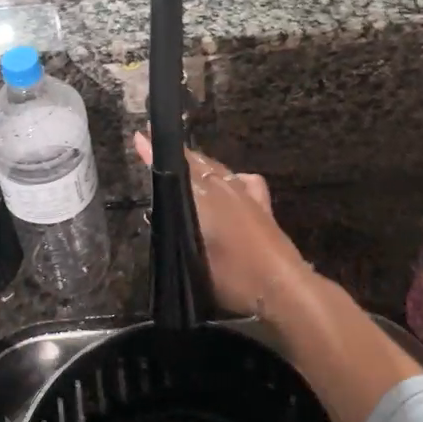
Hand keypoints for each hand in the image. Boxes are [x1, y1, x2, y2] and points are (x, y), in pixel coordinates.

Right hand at [132, 131, 312, 317]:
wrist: (282, 285)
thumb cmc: (234, 275)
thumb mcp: (194, 260)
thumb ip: (177, 234)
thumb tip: (159, 215)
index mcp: (204, 196)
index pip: (175, 167)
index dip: (155, 151)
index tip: (140, 136)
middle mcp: (223, 187)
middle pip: (196, 162)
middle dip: (177, 154)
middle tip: (156, 146)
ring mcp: (245, 193)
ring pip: (217, 169)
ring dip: (200, 163)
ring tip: (187, 162)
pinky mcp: (262, 204)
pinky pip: (242, 180)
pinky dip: (230, 177)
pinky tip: (232, 182)